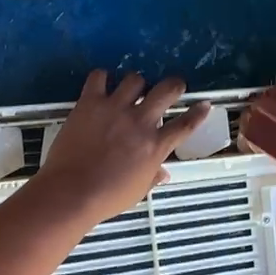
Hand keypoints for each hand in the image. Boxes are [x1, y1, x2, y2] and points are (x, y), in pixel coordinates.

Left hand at [30, 71, 211, 224]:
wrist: (71, 191)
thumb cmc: (107, 197)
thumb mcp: (137, 190)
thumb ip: (152, 176)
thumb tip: (163, 174)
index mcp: (155, 146)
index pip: (185, 125)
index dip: (198, 113)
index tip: (204, 103)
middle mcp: (140, 121)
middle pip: (166, 90)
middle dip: (173, 85)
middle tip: (171, 87)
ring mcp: (115, 108)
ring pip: (135, 79)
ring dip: (137, 83)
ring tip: (132, 89)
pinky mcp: (90, 102)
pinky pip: (99, 77)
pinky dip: (103, 78)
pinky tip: (103, 84)